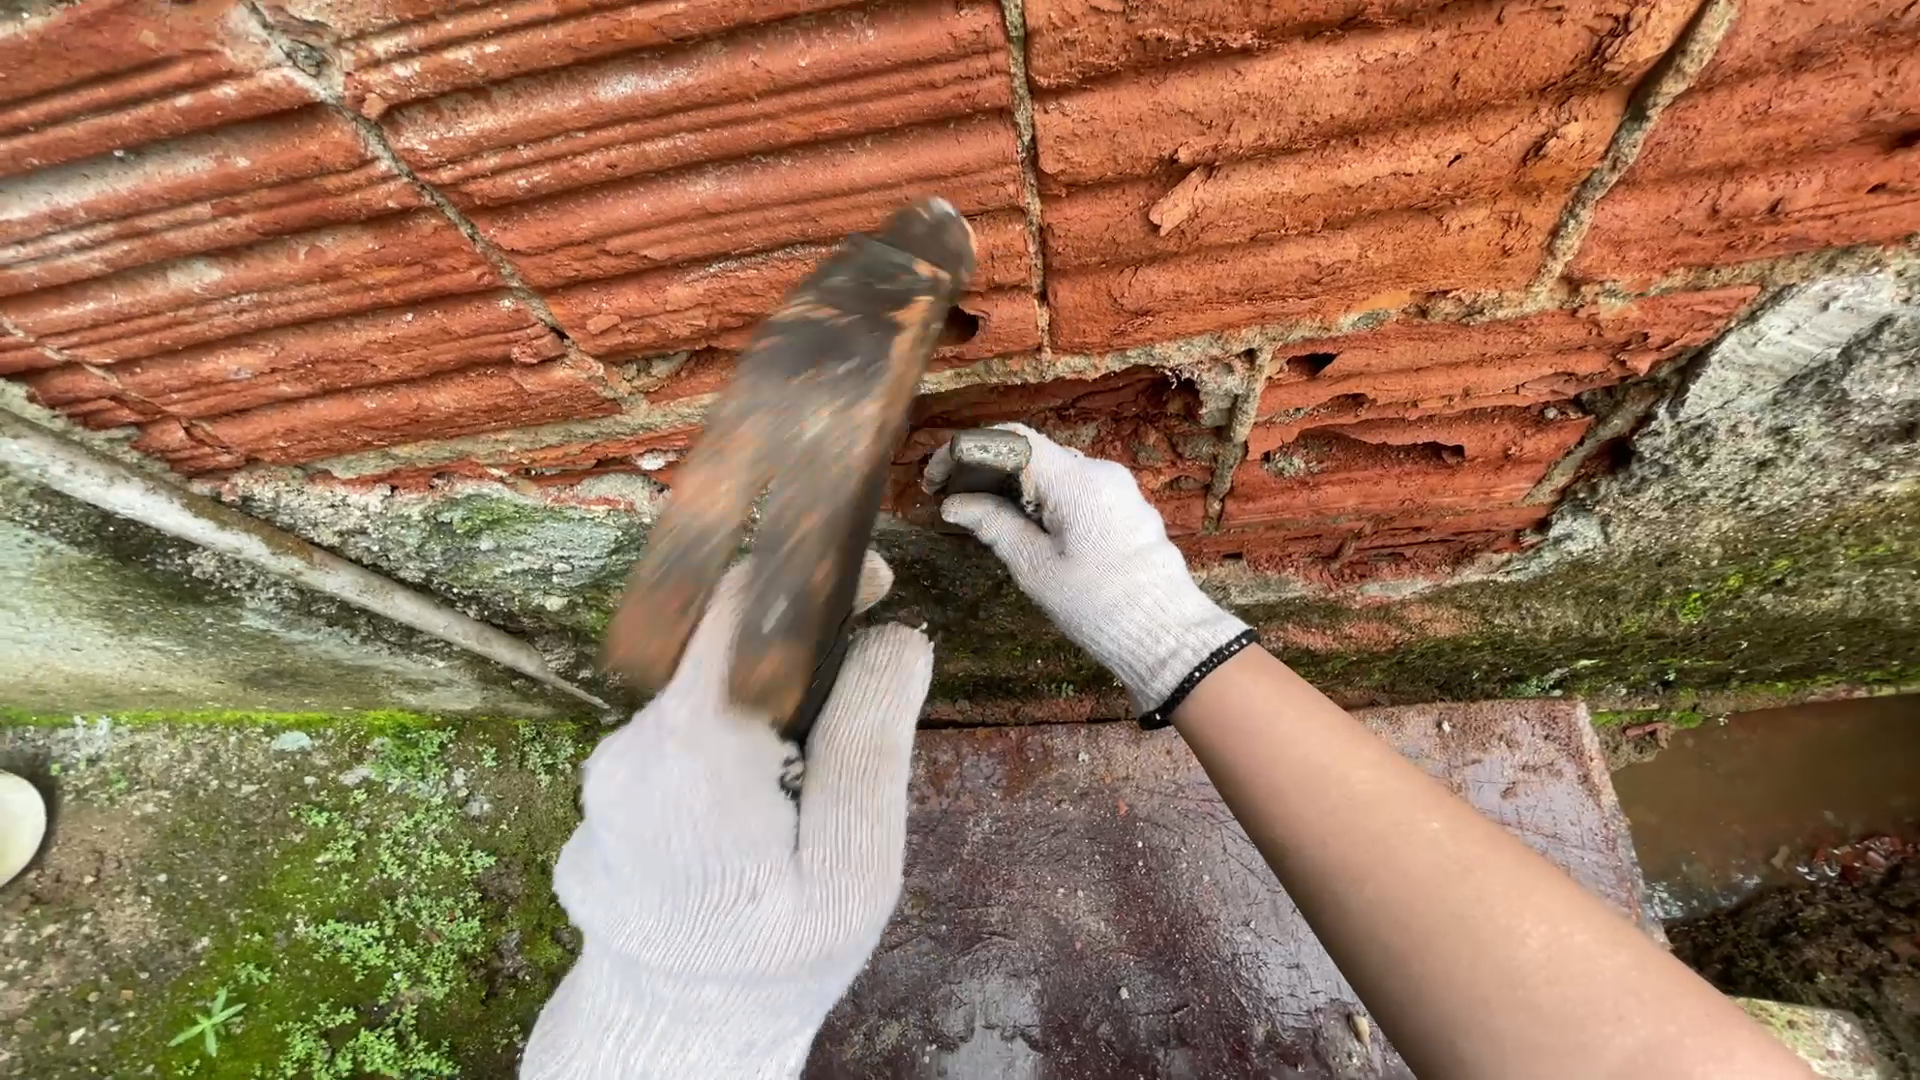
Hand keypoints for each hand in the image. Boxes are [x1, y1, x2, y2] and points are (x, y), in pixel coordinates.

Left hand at [522, 556, 930, 1079]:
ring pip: (713, 687)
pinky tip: (772, 793)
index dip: (808, 577)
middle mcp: (632, 747)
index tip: (868, 580)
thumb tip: (895, 635)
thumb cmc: (777, 956)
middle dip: (805, 644)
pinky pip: (690, 726)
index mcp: (693, 755)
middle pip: (729, 646)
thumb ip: (870, 741)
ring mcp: (612, 768)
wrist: (673, 1034)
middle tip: (866, 675)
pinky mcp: (614, 785)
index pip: (736, 609)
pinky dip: (742, 730)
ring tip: (819, 768)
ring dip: (775, 697)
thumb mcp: (855, 861)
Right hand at [930, 423, 1248, 720]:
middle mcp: (1101, 472)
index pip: (1013, 440)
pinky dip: (1043, 501)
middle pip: (1033, 454)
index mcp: (1077, 481)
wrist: (1168, 637)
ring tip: (984, 518)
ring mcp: (1118, 489)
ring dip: (1015, 488)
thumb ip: (995, 526)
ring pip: (1054, 473)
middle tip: (953, 500)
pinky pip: (1076, 491)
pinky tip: (1025, 529)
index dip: (967, 451)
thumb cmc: (1098, 605)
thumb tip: (955, 504)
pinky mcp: (1126, 509)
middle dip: (988, 471)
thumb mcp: (1035, 568)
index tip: (937, 477)